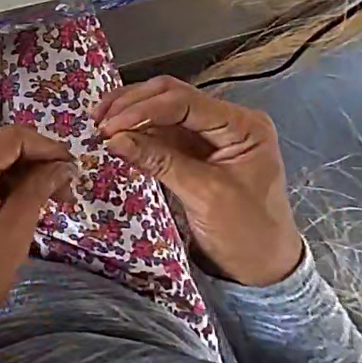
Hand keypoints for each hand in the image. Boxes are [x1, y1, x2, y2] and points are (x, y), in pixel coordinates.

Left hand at [0, 126, 76, 342]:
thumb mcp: (15, 229)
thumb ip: (39, 188)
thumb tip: (63, 165)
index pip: (11, 137)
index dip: (48, 148)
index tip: (74, 169)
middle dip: (33, 165)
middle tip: (65, 194)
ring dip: (16, 176)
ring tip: (44, 204)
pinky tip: (15, 205)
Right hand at [92, 76, 302, 286]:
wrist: (263, 267)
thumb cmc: (246, 232)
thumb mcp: (204, 195)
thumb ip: (159, 161)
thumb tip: (114, 139)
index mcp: (243, 126)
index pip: (184, 102)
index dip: (143, 109)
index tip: (109, 126)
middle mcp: (225, 120)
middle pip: (170, 94)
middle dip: (131, 104)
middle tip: (98, 121)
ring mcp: (206, 132)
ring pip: (158, 105)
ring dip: (127, 112)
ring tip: (98, 124)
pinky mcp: (189, 146)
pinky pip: (155, 127)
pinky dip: (132, 128)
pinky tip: (112, 134)